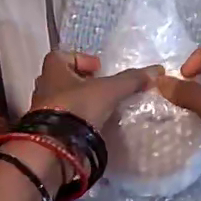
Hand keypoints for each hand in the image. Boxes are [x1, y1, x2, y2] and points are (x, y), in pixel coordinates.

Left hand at [29, 51, 160, 126]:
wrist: (57, 145)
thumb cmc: (78, 106)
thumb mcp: (109, 90)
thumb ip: (131, 80)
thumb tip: (157, 70)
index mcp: (53, 70)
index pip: (64, 55)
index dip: (82, 59)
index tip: (99, 69)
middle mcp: (43, 87)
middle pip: (62, 79)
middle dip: (81, 82)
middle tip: (100, 89)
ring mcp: (42, 111)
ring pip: (61, 101)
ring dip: (78, 103)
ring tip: (99, 109)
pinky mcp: (47, 131)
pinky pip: (62, 120)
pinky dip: (75, 121)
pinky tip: (91, 127)